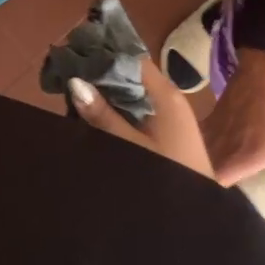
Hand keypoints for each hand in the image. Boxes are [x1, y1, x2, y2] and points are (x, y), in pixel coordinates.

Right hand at [67, 57, 213, 179]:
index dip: (103, 50)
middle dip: (98, 70)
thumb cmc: (167, 177)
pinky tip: (91, 109)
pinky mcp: (165, 131)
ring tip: (70, 85)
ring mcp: (168, 115)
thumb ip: (103, 115)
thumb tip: (74, 80)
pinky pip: (135, 107)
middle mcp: (168, 98)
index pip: (131, 57)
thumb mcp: (130, 147)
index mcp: (165, 94)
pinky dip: (114, 105)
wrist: (200, 217)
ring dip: (105, 89)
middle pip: (129, 72)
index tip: (73, 47)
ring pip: (130, 91)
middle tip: (65, 66)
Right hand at [201, 49, 264, 219]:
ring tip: (206, 180)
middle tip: (213, 198)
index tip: (222, 209)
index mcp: (241, 160)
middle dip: (204, 185)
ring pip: (196, 156)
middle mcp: (220, 148)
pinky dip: (198, 151)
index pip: (217, 186)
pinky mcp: (206, 120)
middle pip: (202, 172)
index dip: (216, 199)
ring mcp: (210, 132)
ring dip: (199, 168)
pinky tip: (206, 156)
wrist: (264, 74)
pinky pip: (197, 142)